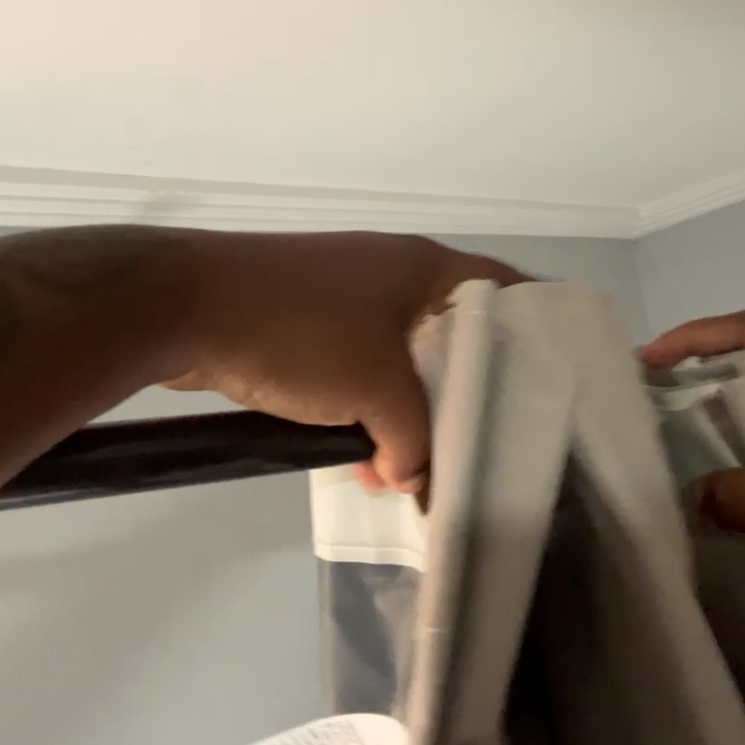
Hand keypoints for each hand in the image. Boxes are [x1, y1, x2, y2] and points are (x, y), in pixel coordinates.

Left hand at [162, 231, 525, 493]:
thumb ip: (413, 441)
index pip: (503, 291)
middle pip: (453, 334)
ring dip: (409, 408)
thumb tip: (410, 477)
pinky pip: (359, 365)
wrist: (186, 307)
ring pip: (401, 357)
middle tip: (489, 439)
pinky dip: (367, 404)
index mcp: (425, 268)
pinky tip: (363, 453)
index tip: (558, 374)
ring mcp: (348, 292)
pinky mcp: (309, 318)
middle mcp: (393, 272)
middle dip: (464, 391)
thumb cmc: (301, 332)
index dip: (536, 327)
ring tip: (416, 464)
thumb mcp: (377, 391)